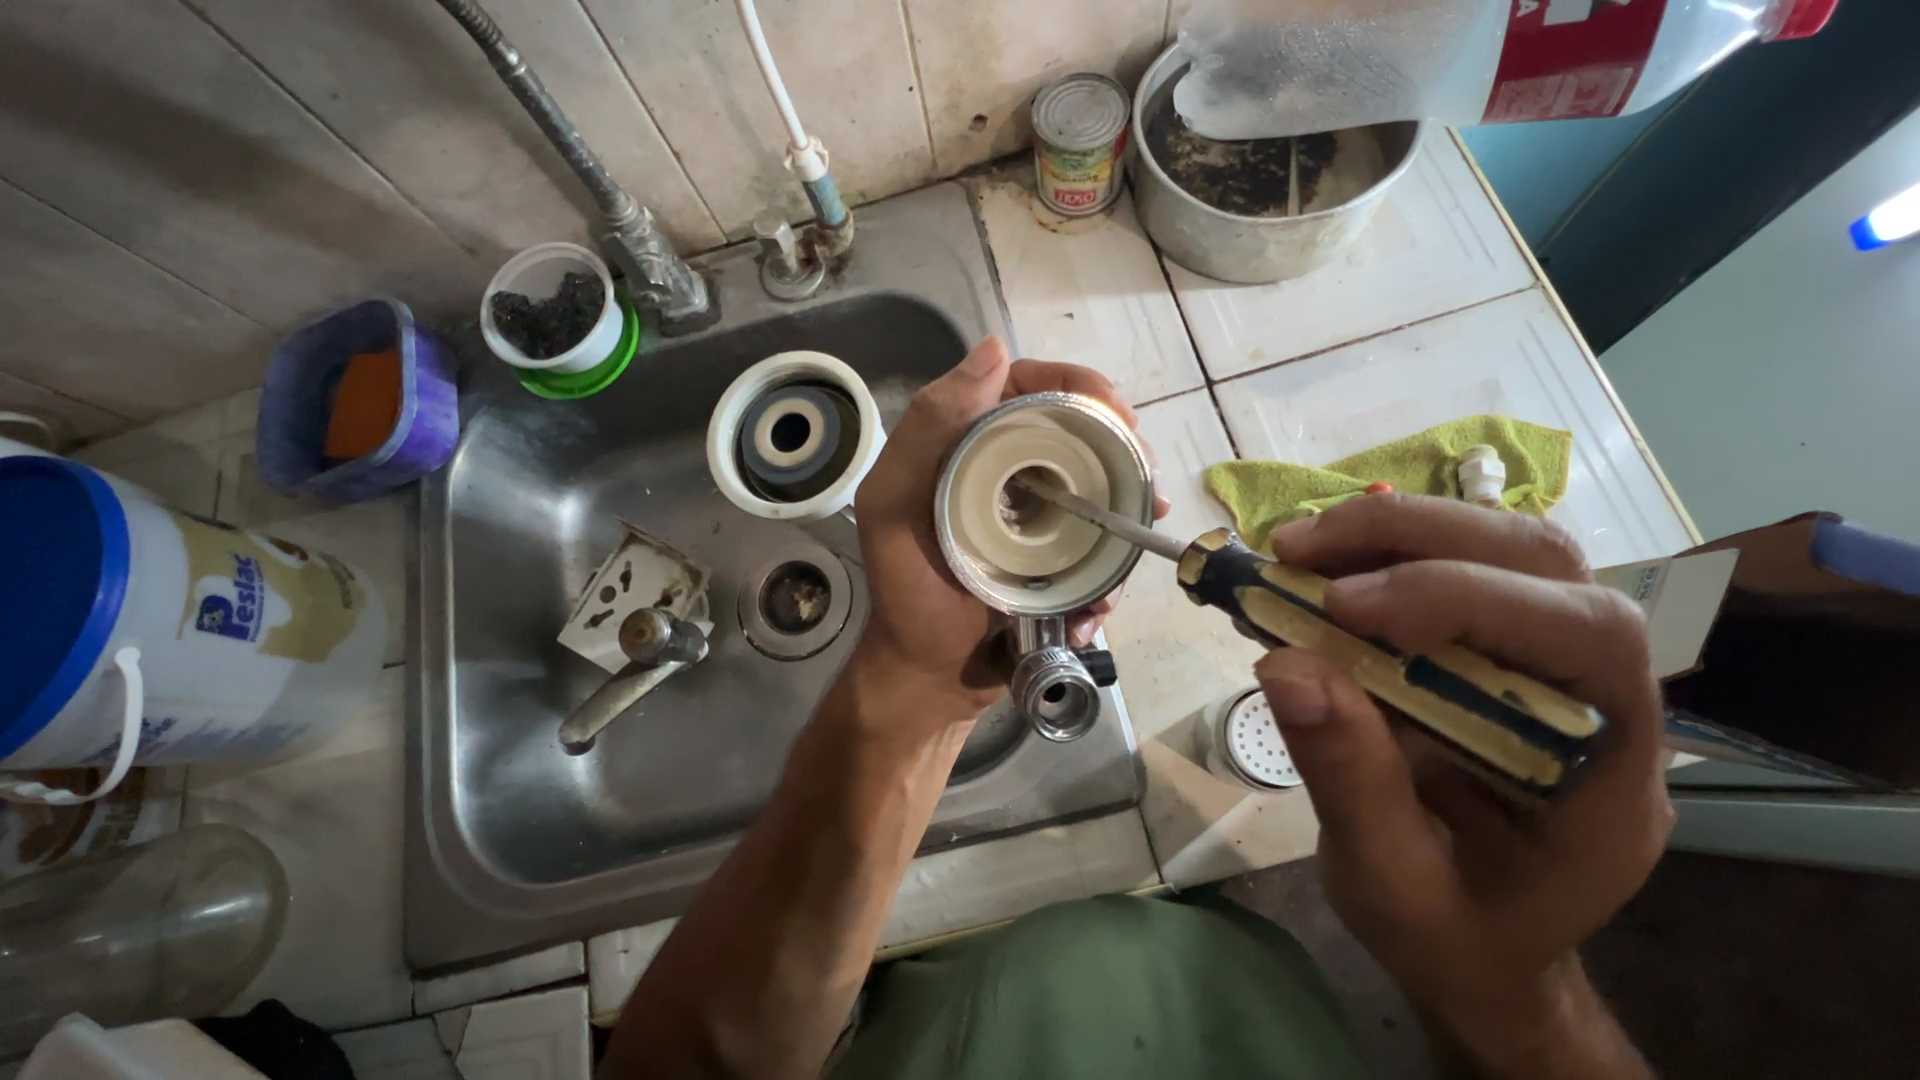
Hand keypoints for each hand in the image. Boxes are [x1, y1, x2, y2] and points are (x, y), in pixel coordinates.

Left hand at [849, 337, 1165, 729]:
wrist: (930, 674)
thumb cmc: (906, 592)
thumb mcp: (893, 506)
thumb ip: (926, 429)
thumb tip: (994, 350)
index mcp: (966, 448)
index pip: (1030, 389)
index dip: (1080, 387)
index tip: (1119, 414)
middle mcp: (1005, 473)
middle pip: (1078, 434)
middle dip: (1123, 448)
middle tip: (1146, 479)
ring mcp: (1038, 518)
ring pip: (1101, 488)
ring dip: (1130, 507)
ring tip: (1138, 532)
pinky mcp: (1060, 560)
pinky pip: (1102, 546)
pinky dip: (1113, 566)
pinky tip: (1103, 593)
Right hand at [1252, 495, 1670, 1073]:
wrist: (1477, 941)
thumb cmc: (1450, 930)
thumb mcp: (1389, 882)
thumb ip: (1350, 780)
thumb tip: (1284, 663)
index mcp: (1610, 770)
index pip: (1586, 636)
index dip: (1464, 598)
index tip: (1342, 607)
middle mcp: (1602, 695)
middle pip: (1544, 562)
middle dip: (1414, 536)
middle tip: (1296, 549)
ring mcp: (1551, 662)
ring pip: (1505, 546)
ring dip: (1393, 529)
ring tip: (1294, 548)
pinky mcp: (1499, 647)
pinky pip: (1459, 566)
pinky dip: (1382, 550)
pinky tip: (1317, 566)